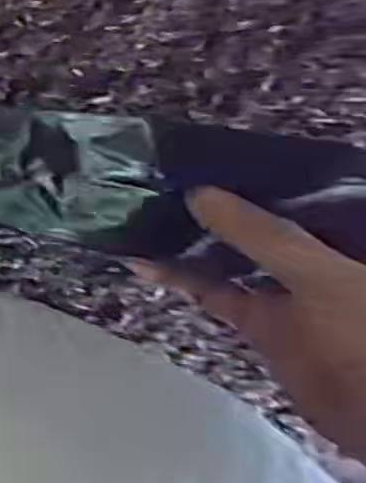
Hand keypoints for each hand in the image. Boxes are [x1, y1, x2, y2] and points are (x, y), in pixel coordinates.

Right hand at [130, 187, 365, 458]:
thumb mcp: (329, 280)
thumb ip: (265, 236)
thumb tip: (200, 192)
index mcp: (353, 247)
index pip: (312, 201)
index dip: (266, 180)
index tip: (214, 159)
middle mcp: (329, 266)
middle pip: (267, 227)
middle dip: (220, 207)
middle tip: (165, 181)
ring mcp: (297, 297)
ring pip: (235, 257)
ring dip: (192, 240)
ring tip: (142, 214)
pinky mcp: (265, 322)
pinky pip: (211, 290)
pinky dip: (174, 276)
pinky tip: (138, 260)